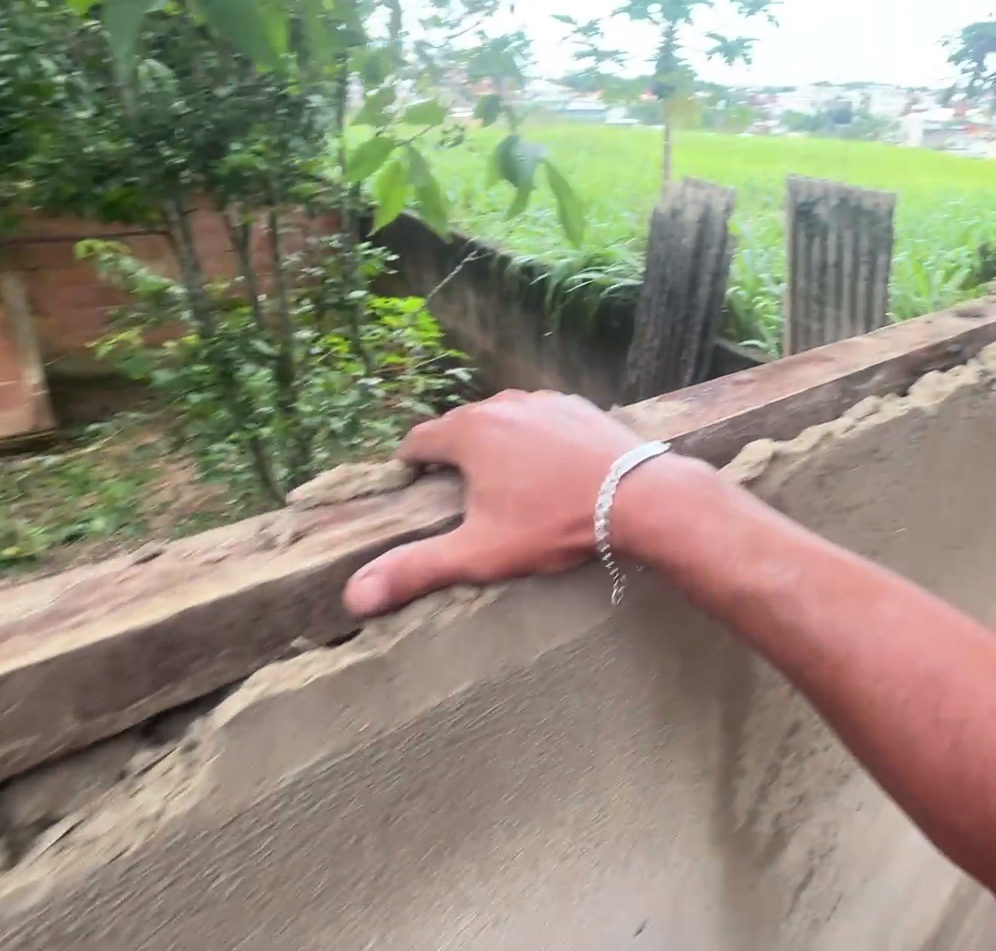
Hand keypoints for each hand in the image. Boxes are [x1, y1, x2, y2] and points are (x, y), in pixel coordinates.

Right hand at [344, 390, 668, 616]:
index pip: (418, 441)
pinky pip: (543, 420)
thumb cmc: (557, 522)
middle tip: (465, 494)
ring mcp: (545, 400)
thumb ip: (417, 568)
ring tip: (510, 482)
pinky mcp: (580, 406)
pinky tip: (552, 467)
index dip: (411, 466)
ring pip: (504, 419)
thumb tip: (355, 594)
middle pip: (461, 427)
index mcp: (469, 431)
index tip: (416, 488)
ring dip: (498, 444)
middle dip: (456, 456)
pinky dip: (537, 438)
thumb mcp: (482, 552)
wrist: (641, 497)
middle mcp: (503, 403)